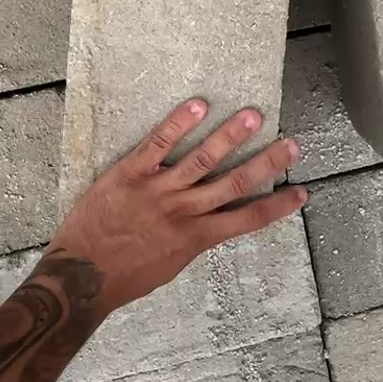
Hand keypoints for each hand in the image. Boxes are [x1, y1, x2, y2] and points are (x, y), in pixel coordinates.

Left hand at [41, 99, 305, 315]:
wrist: (80, 276)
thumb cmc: (124, 276)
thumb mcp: (170, 266)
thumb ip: (193, 240)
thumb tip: (210, 225)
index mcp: (196, 237)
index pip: (248, 219)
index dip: (278, 206)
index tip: (302, 192)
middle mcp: (184, 212)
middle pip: (234, 183)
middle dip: (267, 163)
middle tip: (292, 145)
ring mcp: (159, 190)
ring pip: (202, 160)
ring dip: (231, 137)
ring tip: (254, 116)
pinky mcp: (131, 174)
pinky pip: (158, 144)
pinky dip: (178, 124)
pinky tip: (198, 105)